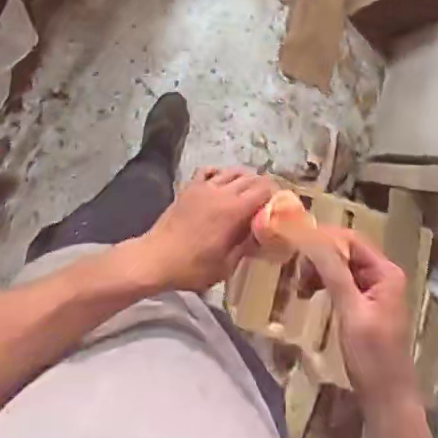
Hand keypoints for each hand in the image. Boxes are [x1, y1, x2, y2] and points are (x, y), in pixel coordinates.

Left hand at [117, 169, 275, 293]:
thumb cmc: (193, 267)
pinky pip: (209, 171)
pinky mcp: (189, 187)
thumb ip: (246, 245)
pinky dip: (220, 173)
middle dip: (263, 186)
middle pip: (250, 178)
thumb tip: (263, 234)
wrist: (156, 257)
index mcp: (233, 210)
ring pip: (231, 171)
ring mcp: (203, 187)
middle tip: (268, 201)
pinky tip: (222, 183)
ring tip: (249, 191)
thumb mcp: (227, 264)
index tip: (280, 205)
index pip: (263, 190)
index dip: (275, 194)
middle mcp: (220, 192)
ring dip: (245, 178)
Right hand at [306, 231, 418, 412]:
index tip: (295, 244)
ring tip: (300, 284)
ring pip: (340, 265)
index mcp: (386, 273)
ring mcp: (374, 289)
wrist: (387, 400)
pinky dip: (323, 282)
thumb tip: (312, 237)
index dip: (323, 238)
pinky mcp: (364, 303)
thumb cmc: (372, 357)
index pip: (351, 239)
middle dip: (319, 255)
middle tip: (295, 269)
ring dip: (318, 269)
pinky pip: (340, 280)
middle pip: (345, 250)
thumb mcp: (351, 312)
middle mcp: (382, 275)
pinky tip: (308, 292)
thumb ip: (334, 273)